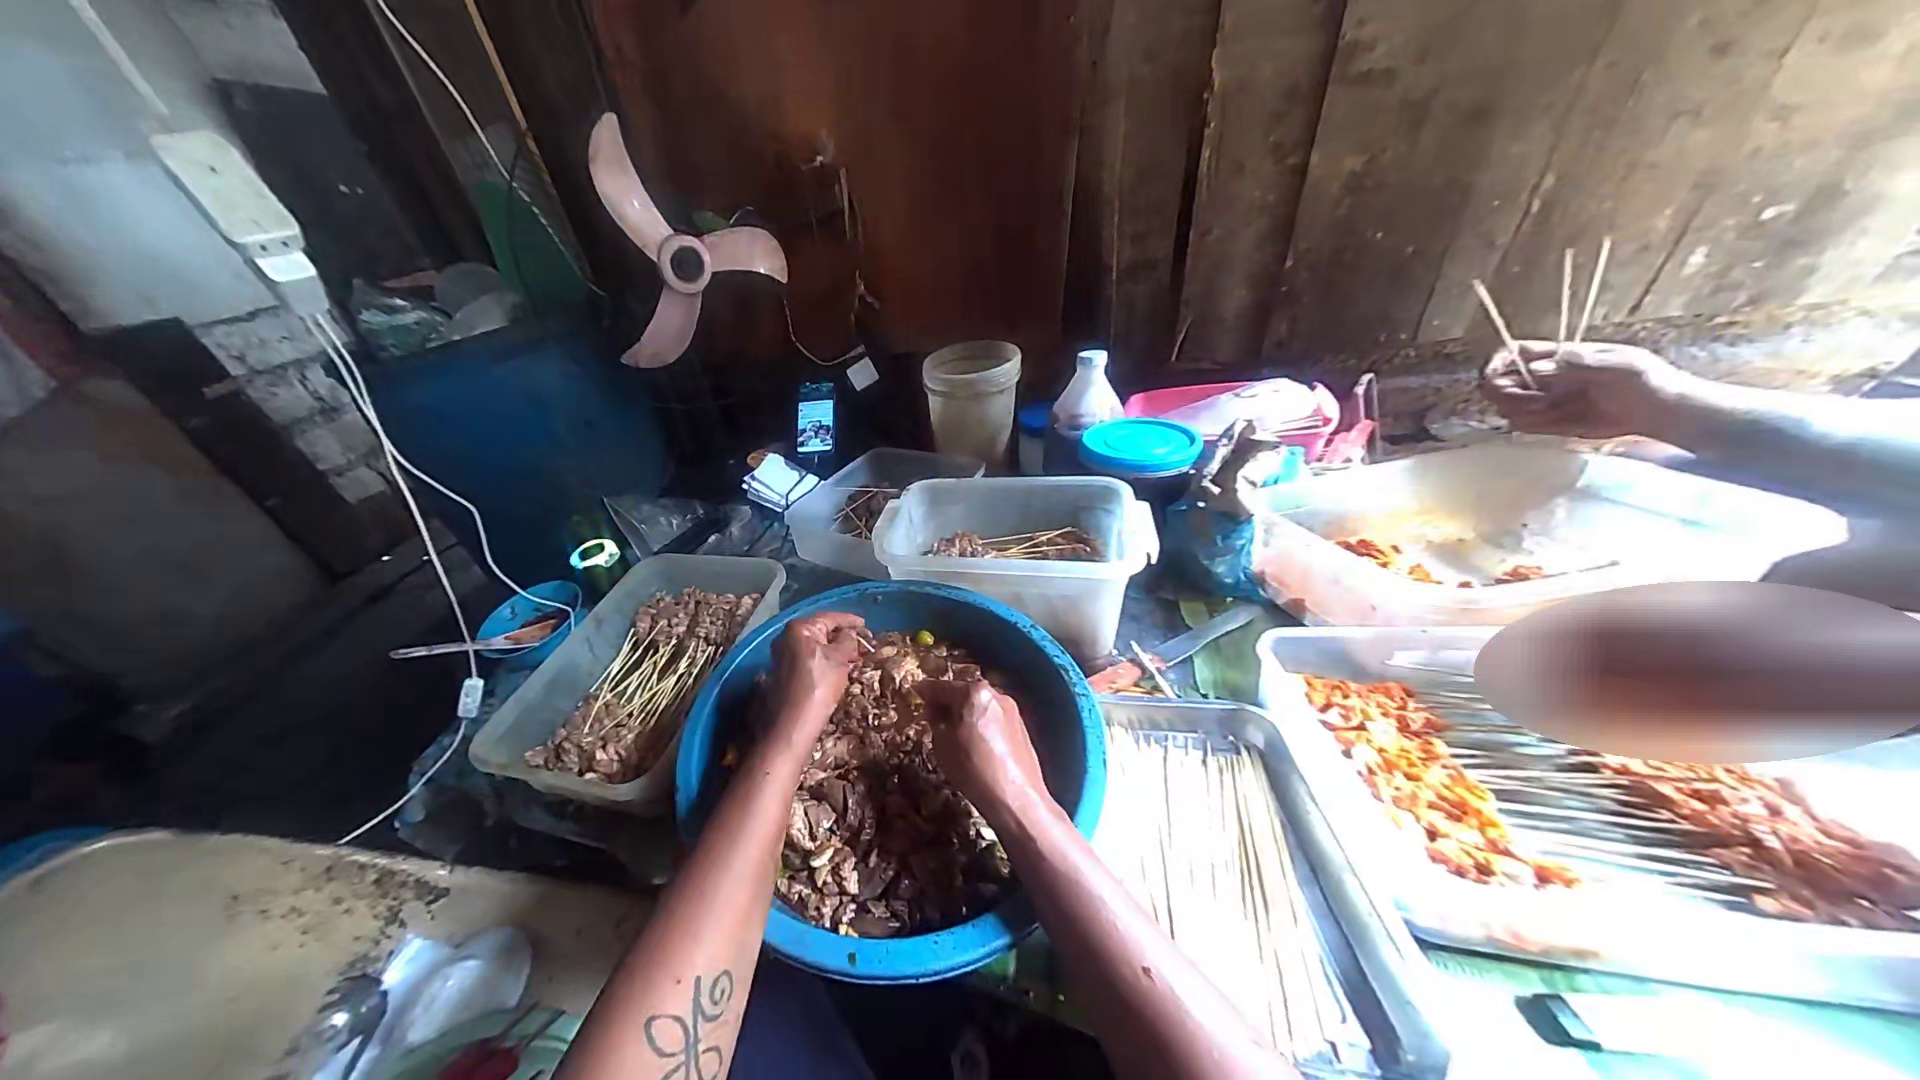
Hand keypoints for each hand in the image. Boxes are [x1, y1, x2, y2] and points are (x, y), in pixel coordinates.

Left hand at [768, 612, 864, 736]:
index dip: (850, 620)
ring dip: (836, 652)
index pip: (830, 617)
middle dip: (843, 638)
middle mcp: (786, 638)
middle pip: (821, 632)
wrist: (794, 723)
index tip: (865, 625)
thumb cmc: (819, 684)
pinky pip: (810, 661)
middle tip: (863, 645)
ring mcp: (783, 656)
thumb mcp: (840, 657)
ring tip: (855, 660)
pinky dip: (826, 663)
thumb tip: (849, 634)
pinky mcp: (785, 674)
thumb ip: (848, 639)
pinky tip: (839, 672)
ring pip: (816, 648)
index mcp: (799, 628)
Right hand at [922, 679, 1047, 823]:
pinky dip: (980, 721)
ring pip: (979, 703)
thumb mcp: (942, 744)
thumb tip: (937, 711)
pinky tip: (974, 739)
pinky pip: (992, 716)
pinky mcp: (1020, 725)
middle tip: (932, 715)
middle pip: (963, 691)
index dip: (925, 690)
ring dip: (965, 711)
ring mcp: (1011, 708)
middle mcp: (995, 693)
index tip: (916, 692)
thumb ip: (936, 720)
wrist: (1016, 796)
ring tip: (953, 730)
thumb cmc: (973, 768)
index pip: (941, 686)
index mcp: (973, 693)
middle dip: (947, 701)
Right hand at [1481, 341, 1692, 439]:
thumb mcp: (1619, 364)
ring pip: (1505, 406)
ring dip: (1521, 411)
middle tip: (1533, 402)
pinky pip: (1520, 425)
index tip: (1494, 377)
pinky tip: (1560, 423)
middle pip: (1499, 381)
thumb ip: (1578, 363)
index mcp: (1558, 356)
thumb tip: (1534, 368)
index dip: (1497, 361)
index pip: (1513, 352)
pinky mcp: (1545, 423)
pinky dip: (1533, 425)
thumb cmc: (1646, 381)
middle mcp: (1543, 378)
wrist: (1661, 413)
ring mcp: (1542, 401)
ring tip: (1553, 412)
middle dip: (1506, 393)